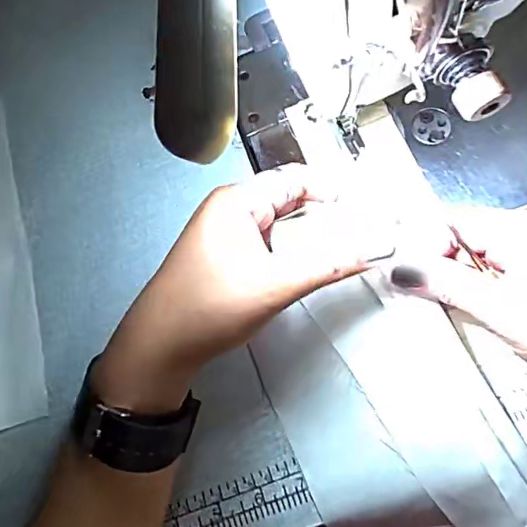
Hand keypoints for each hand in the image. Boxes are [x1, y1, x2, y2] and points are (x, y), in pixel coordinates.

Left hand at [94, 165, 388, 411]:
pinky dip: (295, 248)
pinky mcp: (229, 253)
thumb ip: (327, 267)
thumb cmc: (205, 310)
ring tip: (345, 248)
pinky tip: (313, 263)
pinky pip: (272, 240)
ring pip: (284, 221)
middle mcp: (232, 208)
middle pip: (292, 198)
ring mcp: (229, 231)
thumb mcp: (275, 286)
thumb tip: (367, 254)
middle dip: (328, 214)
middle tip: (362, 232)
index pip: (297, 179)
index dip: (334, 192)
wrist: (160, 347)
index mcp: (237, 201)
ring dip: (312, 233)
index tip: (365, 210)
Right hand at [390, 207, 526, 464]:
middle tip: (438, 307)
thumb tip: (396, 265)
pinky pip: (519, 272)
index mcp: (525, 229)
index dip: (429, 247)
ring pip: (496, 259)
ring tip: (473, 318)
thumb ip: (448, 285)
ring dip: (476, 284)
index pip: (456, 220)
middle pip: (475, 237)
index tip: (416, 284)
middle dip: (450, 267)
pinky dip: (501, 292)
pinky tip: (504, 320)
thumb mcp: (504, 313)